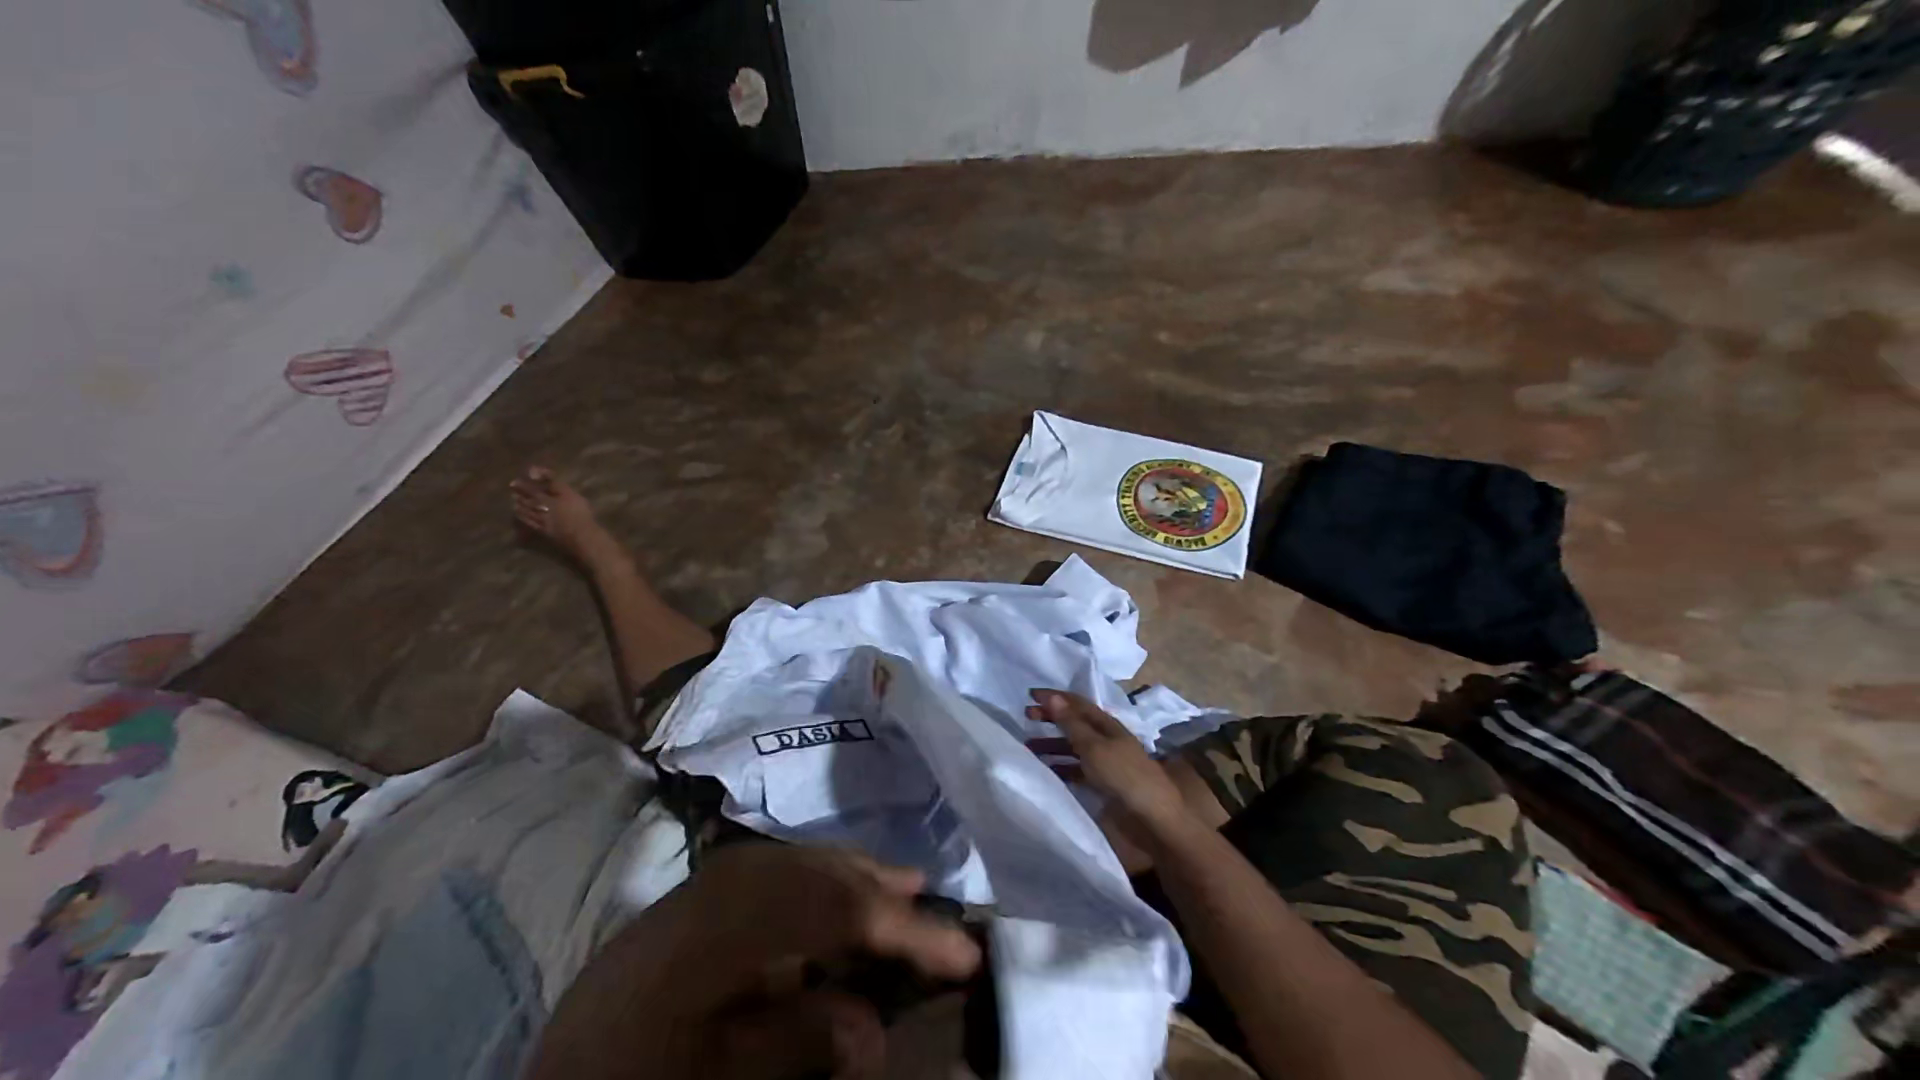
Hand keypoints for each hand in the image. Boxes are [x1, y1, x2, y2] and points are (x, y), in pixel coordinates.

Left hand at [509, 466, 612, 564]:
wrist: (581, 536)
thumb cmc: (578, 513)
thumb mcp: (568, 493)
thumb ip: (552, 481)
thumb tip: (534, 470)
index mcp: (545, 499)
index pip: (531, 490)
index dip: (524, 486)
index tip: (515, 482)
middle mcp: (539, 510)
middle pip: (527, 502)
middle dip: (519, 497)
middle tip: (513, 493)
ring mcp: (540, 522)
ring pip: (526, 514)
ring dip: (520, 509)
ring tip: (514, 505)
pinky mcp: (544, 533)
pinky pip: (530, 526)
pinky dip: (524, 522)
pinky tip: (522, 520)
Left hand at [529, 843, 980, 1079]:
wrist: (561, 1061)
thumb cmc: (637, 1073)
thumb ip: (793, 1045)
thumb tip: (874, 1027)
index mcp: (720, 928)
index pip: (834, 914)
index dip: (903, 933)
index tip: (961, 956)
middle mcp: (722, 883)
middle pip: (827, 877)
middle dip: (889, 899)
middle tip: (944, 927)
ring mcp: (714, 875)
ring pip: (810, 861)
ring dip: (863, 877)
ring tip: (909, 890)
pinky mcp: (711, 880)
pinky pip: (788, 863)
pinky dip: (829, 872)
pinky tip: (848, 882)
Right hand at [1025, 689, 1201, 851]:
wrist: (1151, 814)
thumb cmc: (1122, 774)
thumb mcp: (1094, 746)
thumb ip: (1072, 724)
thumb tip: (1053, 697)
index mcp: (1106, 724)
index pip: (1077, 703)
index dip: (1055, 697)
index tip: (1030, 695)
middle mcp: (1106, 739)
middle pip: (1074, 723)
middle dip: (1051, 718)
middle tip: (1026, 717)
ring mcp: (1105, 761)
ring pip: (1073, 746)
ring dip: (1052, 744)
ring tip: (1029, 746)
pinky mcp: (1103, 782)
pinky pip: (1077, 769)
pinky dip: (1061, 767)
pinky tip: (1047, 770)